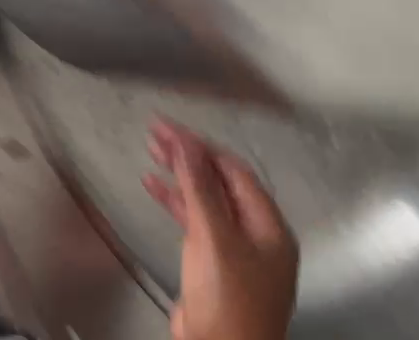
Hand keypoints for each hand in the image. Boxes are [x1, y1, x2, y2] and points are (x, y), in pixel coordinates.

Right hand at [143, 121, 298, 339]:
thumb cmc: (228, 294)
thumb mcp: (214, 237)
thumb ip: (199, 188)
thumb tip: (186, 142)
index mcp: (267, 225)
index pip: (233, 170)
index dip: (199, 144)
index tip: (164, 125)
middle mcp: (255, 231)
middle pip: (220, 181)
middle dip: (188, 154)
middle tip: (153, 131)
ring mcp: (234, 246)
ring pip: (205, 197)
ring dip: (179, 173)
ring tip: (150, 149)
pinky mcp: (213, 259)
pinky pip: (194, 217)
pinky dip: (174, 198)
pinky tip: (151, 184)